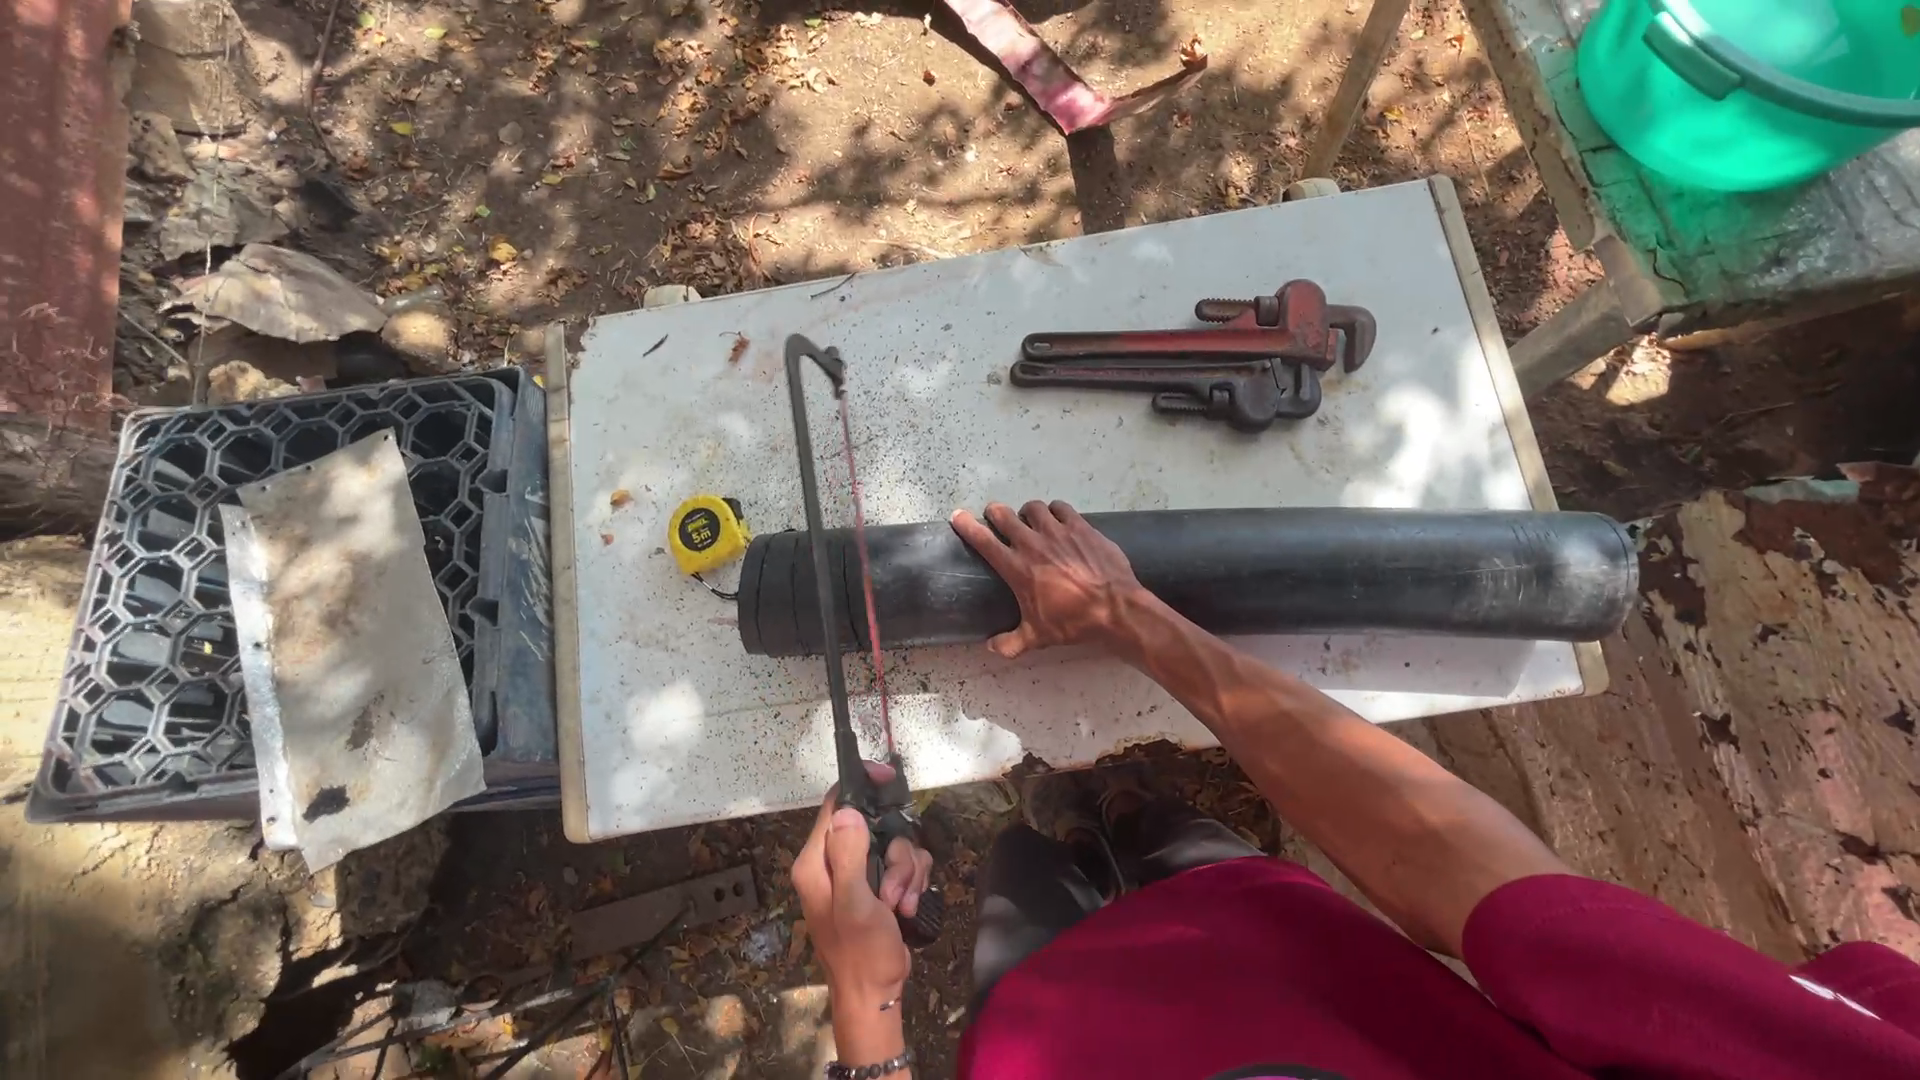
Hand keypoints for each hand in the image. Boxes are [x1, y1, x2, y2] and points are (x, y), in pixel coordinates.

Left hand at [791, 762, 932, 1006]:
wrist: (875, 994)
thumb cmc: (860, 952)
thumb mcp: (854, 904)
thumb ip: (849, 855)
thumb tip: (848, 810)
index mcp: (816, 861)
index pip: (836, 805)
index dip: (862, 787)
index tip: (889, 777)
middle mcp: (833, 862)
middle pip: (875, 825)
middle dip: (895, 854)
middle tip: (894, 887)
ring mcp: (857, 873)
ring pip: (894, 844)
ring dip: (905, 873)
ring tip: (900, 904)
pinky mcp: (877, 884)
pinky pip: (903, 864)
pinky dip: (911, 882)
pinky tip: (907, 907)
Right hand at [949, 500, 1147, 658]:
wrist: (1115, 608)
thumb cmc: (1073, 622)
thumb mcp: (1037, 637)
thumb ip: (1010, 642)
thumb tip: (991, 647)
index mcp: (1017, 568)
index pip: (983, 540)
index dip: (967, 525)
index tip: (958, 516)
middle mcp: (1033, 544)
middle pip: (1004, 515)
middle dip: (996, 513)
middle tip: (997, 519)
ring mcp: (1058, 531)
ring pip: (1033, 508)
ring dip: (1027, 512)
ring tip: (1030, 521)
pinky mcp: (1081, 526)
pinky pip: (1061, 508)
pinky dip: (1055, 511)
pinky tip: (1058, 520)